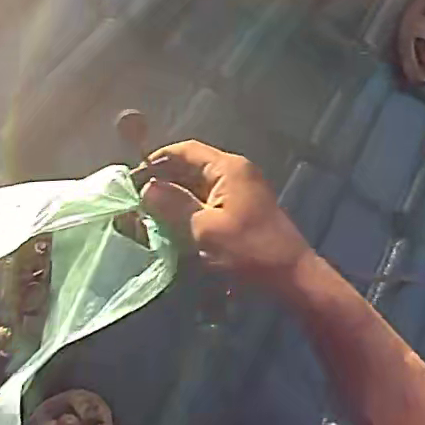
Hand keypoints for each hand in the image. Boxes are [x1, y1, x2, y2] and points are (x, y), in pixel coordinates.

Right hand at [140, 140, 314, 291]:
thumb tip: (146, 188)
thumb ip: (173, 205)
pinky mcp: (242, 208)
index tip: (133, 178)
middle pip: (192, 167)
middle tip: (135, 200)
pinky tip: (172, 224)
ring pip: (199, 185)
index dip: (158, 160)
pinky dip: (190, 209)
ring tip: (148, 214)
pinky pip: (209, 200)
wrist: (291, 274)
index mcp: (228, 167)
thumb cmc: (249, 249)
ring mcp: (241, 189)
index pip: (186, 150)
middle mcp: (236, 171)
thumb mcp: (205, 228)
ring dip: (175, 197)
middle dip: (163, 181)